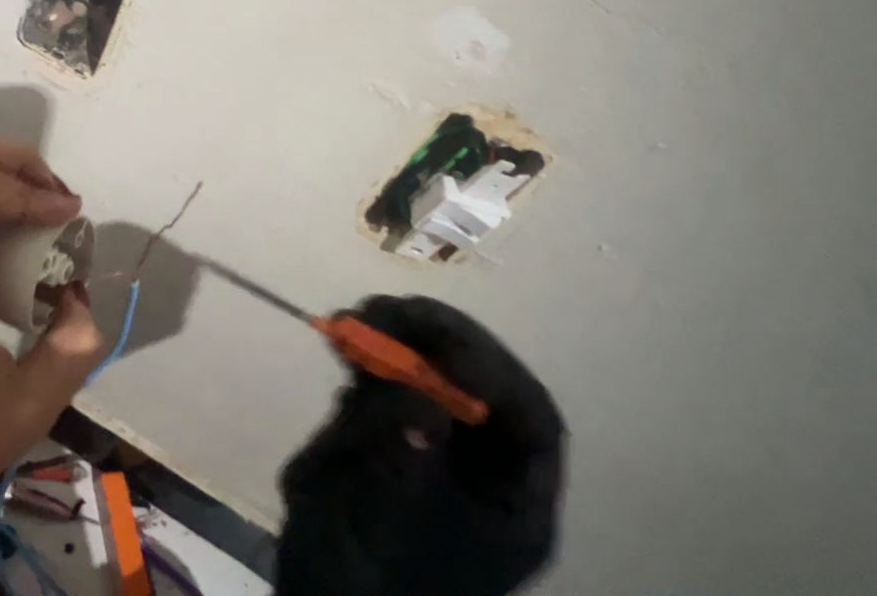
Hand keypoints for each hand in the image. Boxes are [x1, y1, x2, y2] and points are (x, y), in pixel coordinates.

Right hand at [276, 296, 565, 595]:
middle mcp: (483, 466)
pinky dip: (369, 352)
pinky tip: (345, 336)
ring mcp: (434, 444)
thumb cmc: (365, 586)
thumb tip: (415, 396)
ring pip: (436, 372)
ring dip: (402, 335)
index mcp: (512, 503)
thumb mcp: (388, 530)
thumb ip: (404, 463)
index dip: (494, 376)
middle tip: (391, 309)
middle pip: (483, 385)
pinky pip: (390, 380)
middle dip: (441, 339)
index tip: (446, 349)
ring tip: (361, 315)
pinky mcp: (389, 430)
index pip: (531, 423)